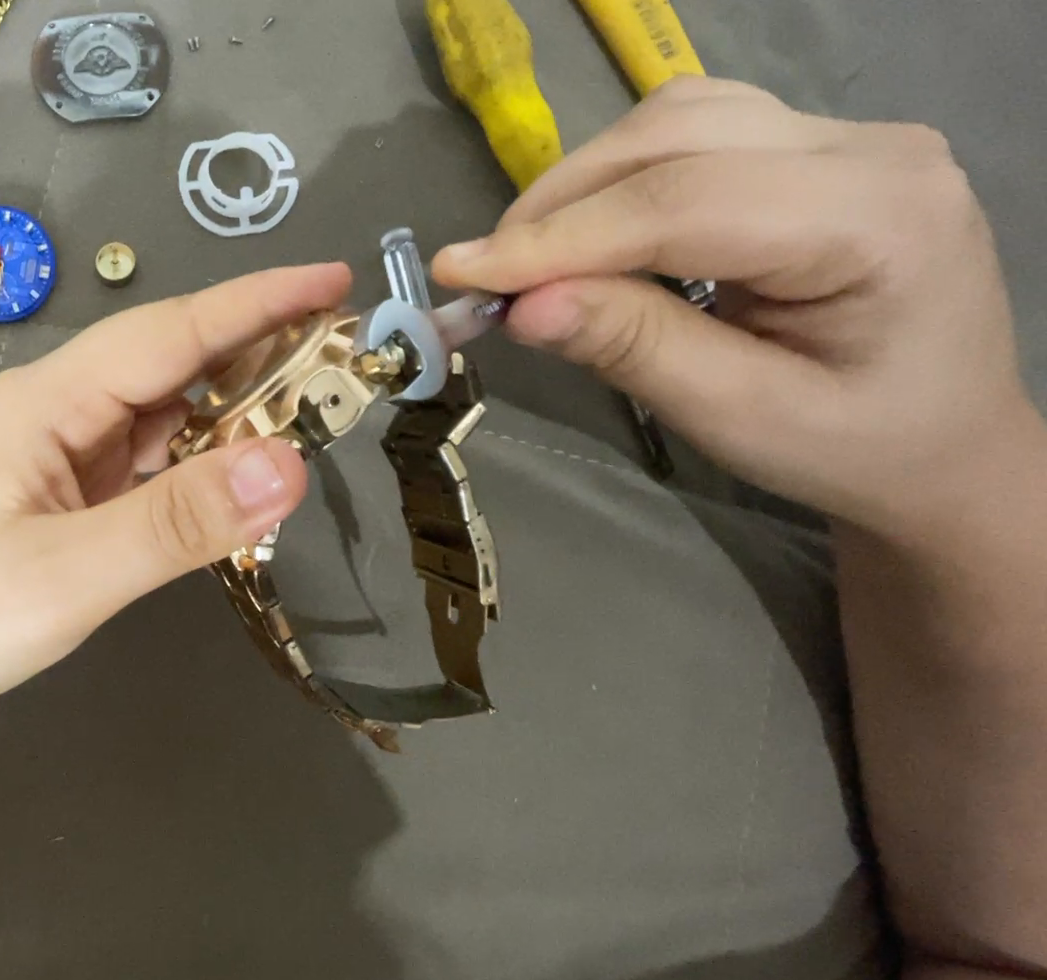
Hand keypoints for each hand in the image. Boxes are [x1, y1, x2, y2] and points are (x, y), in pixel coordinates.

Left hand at [0, 265, 351, 724]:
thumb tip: (291, 466)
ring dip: (237, 415)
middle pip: (173, 365)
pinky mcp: (76, 493)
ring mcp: (67, 452)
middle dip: (259, 355)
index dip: (255, 304)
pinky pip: (155, 463)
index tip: (336, 278)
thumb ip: (176, 523)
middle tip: (349, 360)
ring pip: (168, 415)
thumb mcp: (70, 575)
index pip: (167, 333)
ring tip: (319, 415)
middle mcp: (59, 410)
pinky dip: (205, 467)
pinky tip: (245, 480)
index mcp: (45, 401)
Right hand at [430, 77, 1044, 540]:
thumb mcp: (736, 415)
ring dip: (576, 187)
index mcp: (874, 219)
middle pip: (672, 137)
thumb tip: (522, 310)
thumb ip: (634, 350)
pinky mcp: (804, 151)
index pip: (681, 203)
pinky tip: (580, 234)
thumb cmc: (848, 444)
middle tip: (482, 279)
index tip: (456, 274)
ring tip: (521, 261)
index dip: (555, 239)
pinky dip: (610, 181)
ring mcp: (839, 138)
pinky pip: (686, 134)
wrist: (938, 436)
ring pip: (672, 121)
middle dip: (556, 207)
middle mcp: (866, 149)